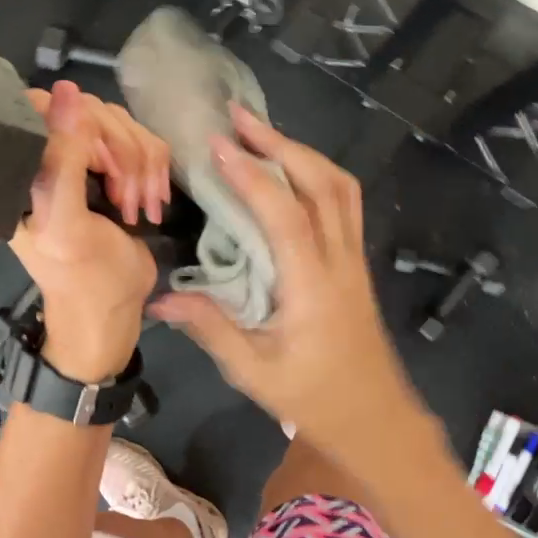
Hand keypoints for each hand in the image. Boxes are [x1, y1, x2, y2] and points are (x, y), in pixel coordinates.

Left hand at [10, 82, 169, 381]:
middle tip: (126, 200)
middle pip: (90, 110)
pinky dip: (153, 170)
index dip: (81, 126)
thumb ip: (63, 160)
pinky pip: (141, 138)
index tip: (101, 166)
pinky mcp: (114, 166)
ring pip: (120, 122)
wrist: (114, 314)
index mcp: (21, 167)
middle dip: (120, 155)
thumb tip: (66, 91)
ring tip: (138, 209)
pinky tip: (151, 203)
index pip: (44, 106)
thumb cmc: (84, 279)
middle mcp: (48, 155)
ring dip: (140, 166)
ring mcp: (83, 158)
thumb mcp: (68, 224)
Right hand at [147, 105, 424, 435]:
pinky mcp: (354, 263)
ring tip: (260, 132)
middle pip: (322, 184)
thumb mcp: (255, 373)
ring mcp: (353, 259)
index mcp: (313, 286)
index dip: (252, 175)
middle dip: (280, 143)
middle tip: (238, 117)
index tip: (218, 144)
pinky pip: (343, 203)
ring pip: (340, 188)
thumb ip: (210, 329)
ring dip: (301, 152)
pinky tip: (288, 170)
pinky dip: (315, 173)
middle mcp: (340, 261)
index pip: (285, 215)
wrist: (378, 420)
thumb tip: (160, 296)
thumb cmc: (315, 398)